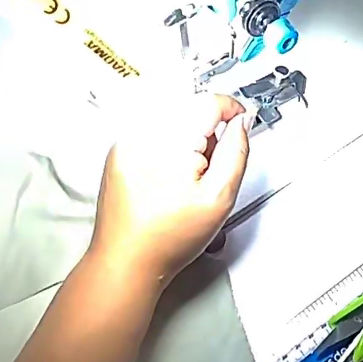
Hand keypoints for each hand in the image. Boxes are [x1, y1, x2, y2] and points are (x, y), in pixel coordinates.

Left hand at [89, 93, 250, 286]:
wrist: (126, 260)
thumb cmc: (166, 238)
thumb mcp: (219, 197)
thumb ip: (236, 152)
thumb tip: (241, 123)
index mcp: (168, 142)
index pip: (209, 101)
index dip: (233, 110)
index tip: (241, 123)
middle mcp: (141, 135)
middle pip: (192, 107)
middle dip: (210, 129)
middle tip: (212, 166)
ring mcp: (127, 142)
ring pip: (175, 117)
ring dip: (191, 136)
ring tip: (189, 175)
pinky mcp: (120, 151)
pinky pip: (156, 131)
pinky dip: (172, 144)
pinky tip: (172, 176)